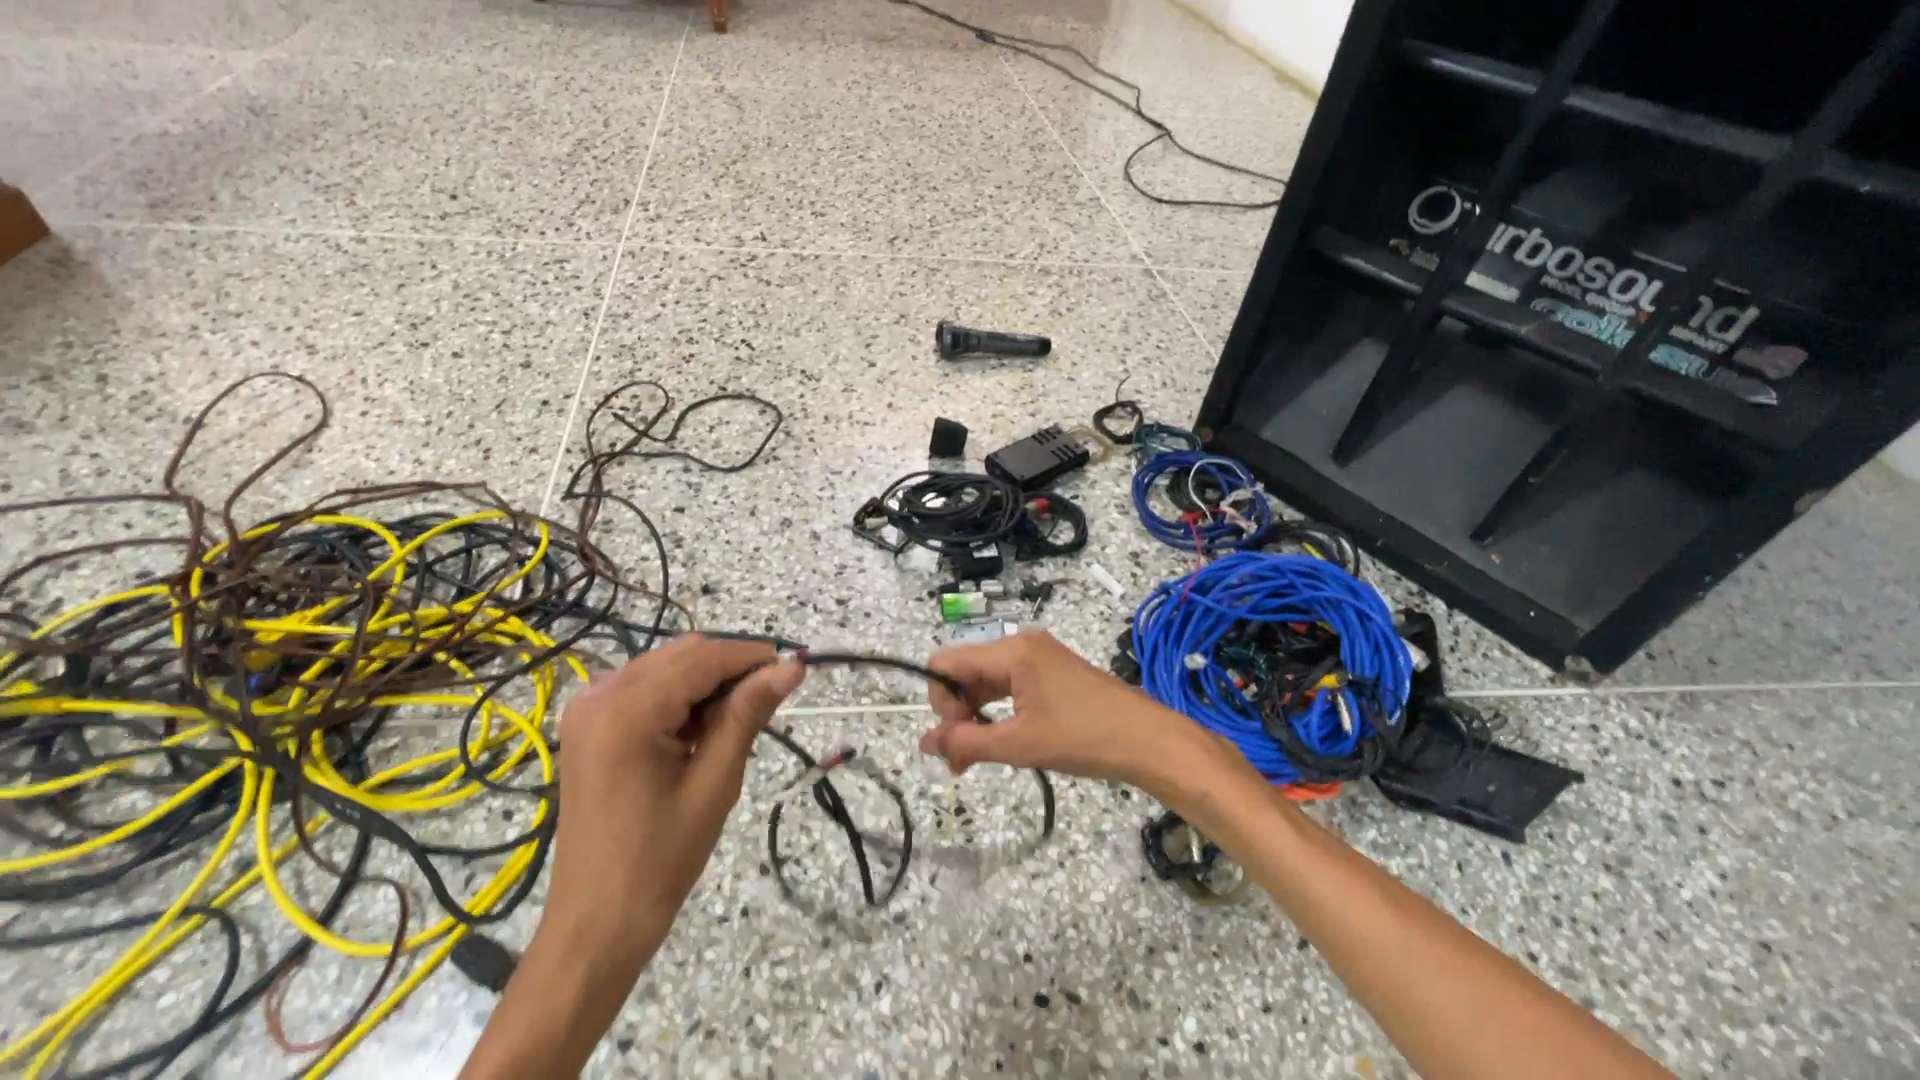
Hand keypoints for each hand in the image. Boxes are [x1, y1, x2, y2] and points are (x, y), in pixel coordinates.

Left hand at [545, 636, 805, 946]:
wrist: (597, 919)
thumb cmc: (660, 859)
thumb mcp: (714, 784)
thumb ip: (747, 716)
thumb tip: (790, 667)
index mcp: (626, 711)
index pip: (702, 658)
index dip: (752, 657)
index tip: (795, 668)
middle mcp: (599, 696)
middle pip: (680, 655)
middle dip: (729, 669)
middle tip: (768, 703)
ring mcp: (586, 710)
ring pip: (663, 667)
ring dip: (704, 684)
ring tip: (733, 726)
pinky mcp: (587, 727)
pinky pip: (642, 689)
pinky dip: (677, 698)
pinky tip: (698, 733)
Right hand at [919, 628, 1213, 791]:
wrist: (1147, 741)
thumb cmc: (1084, 738)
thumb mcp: (1018, 745)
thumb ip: (966, 742)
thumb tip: (925, 744)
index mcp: (1012, 651)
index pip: (946, 662)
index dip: (939, 700)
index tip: (953, 736)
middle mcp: (1022, 645)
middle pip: (964, 671)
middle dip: (956, 713)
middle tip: (962, 758)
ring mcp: (1040, 657)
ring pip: (985, 681)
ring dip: (975, 716)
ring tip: (978, 757)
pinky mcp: (1052, 672)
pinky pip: (1008, 686)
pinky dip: (998, 712)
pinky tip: (1003, 741)